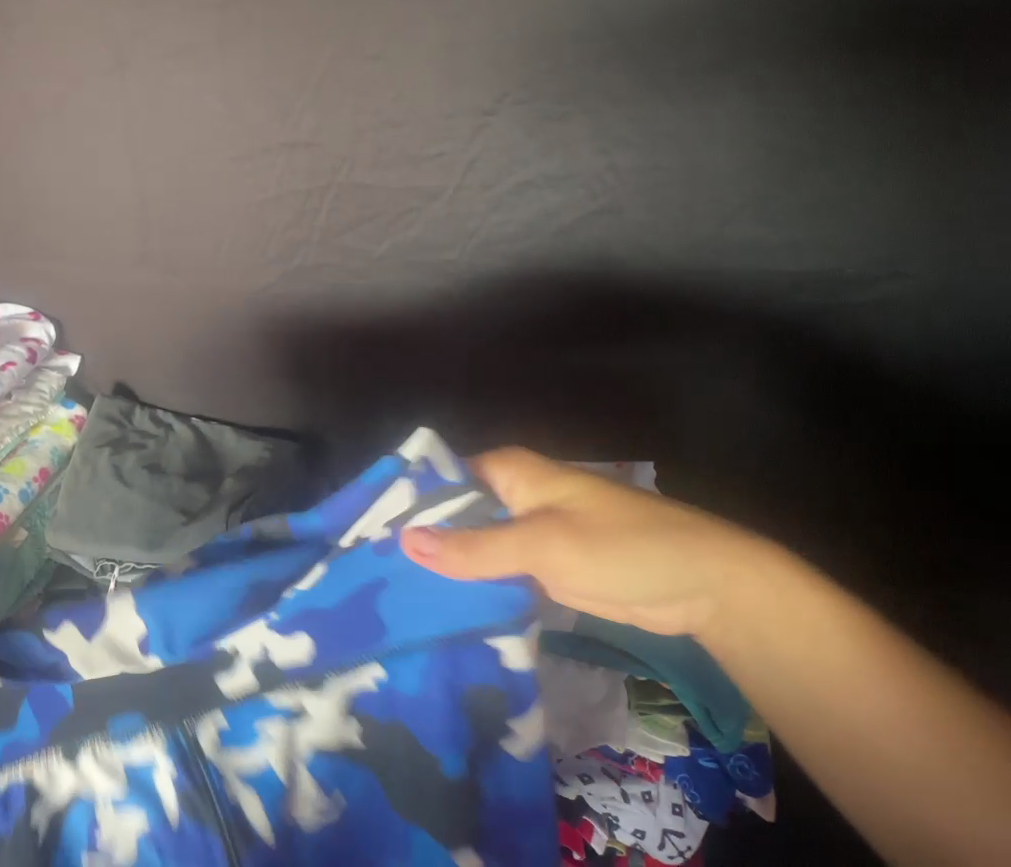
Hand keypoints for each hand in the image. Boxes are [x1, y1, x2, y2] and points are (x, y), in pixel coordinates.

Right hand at [400, 447, 770, 637]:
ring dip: (441, 565)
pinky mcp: (539, 567)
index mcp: (509, 471)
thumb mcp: (542, 545)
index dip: (405, 500)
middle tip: (370, 570)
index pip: (439, 477)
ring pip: (469, 544)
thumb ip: (474, 546)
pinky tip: (436, 605)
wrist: (710, 588)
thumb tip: (404, 542)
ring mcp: (524, 533)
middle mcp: (510, 495)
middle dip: (417, 537)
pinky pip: (491, 571)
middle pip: (450, 512)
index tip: (367, 531)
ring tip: (390, 592)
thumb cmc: (625, 547)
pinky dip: (469, 584)